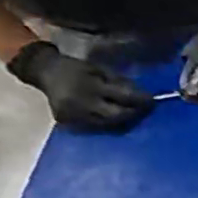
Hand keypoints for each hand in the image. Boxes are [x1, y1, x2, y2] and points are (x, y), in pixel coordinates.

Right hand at [8, 42, 155, 129]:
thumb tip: (141, 95)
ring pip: (107, 126)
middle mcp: (82, 104)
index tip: (153, 101)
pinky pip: (95, 128)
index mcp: (90, 86)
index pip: (121, 97)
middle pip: (116, 116)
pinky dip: (108, 125)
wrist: (44, 73)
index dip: (139, 101)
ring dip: (123, 122)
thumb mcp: (98, 69)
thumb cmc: (75, 69)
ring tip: (133, 116)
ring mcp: (75, 117)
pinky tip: (116, 121)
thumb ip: (118, 82)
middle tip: (146, 111)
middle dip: (133, 114)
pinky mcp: (70, 125)